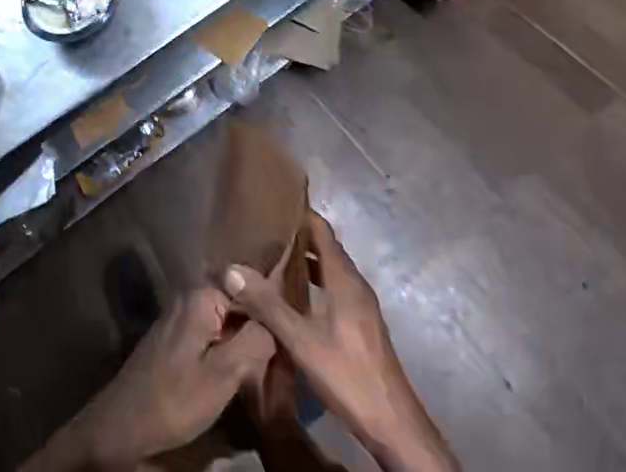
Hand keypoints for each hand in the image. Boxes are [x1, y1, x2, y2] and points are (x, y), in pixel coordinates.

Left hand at [25, 287, 274, 469]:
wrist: (122, 425)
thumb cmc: (175, 398)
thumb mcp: (224, 373)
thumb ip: (255, 340)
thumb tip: (278, 321)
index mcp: (202, 297)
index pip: (252, 290)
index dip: (275, 313)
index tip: (294, 335)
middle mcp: (189, 296)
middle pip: (238, 303)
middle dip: (260, 327)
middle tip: (284, 354)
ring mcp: (179, 317)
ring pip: (226, 320)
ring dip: (245, 340)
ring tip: (269, 363)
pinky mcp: (174, 338)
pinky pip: (211, 332)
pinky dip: (227, 347)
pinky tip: (240, 369)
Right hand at [225, 212, 457, 471]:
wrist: (392, 422)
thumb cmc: (347, 374)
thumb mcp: (301, 340)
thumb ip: (268, 304)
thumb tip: (232, 268)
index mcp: (344, 279)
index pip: (322, 230)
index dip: (300, 214)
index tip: (273, 203)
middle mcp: (355, 284)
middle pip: (325, 248)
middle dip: (297, 236)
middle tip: (263, 231)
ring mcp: (361, 305)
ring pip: (329, 270)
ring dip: (304, 261)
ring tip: (272, 260)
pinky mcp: (360, 323)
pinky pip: (334, 288)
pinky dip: (313, 282)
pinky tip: (292, 298)